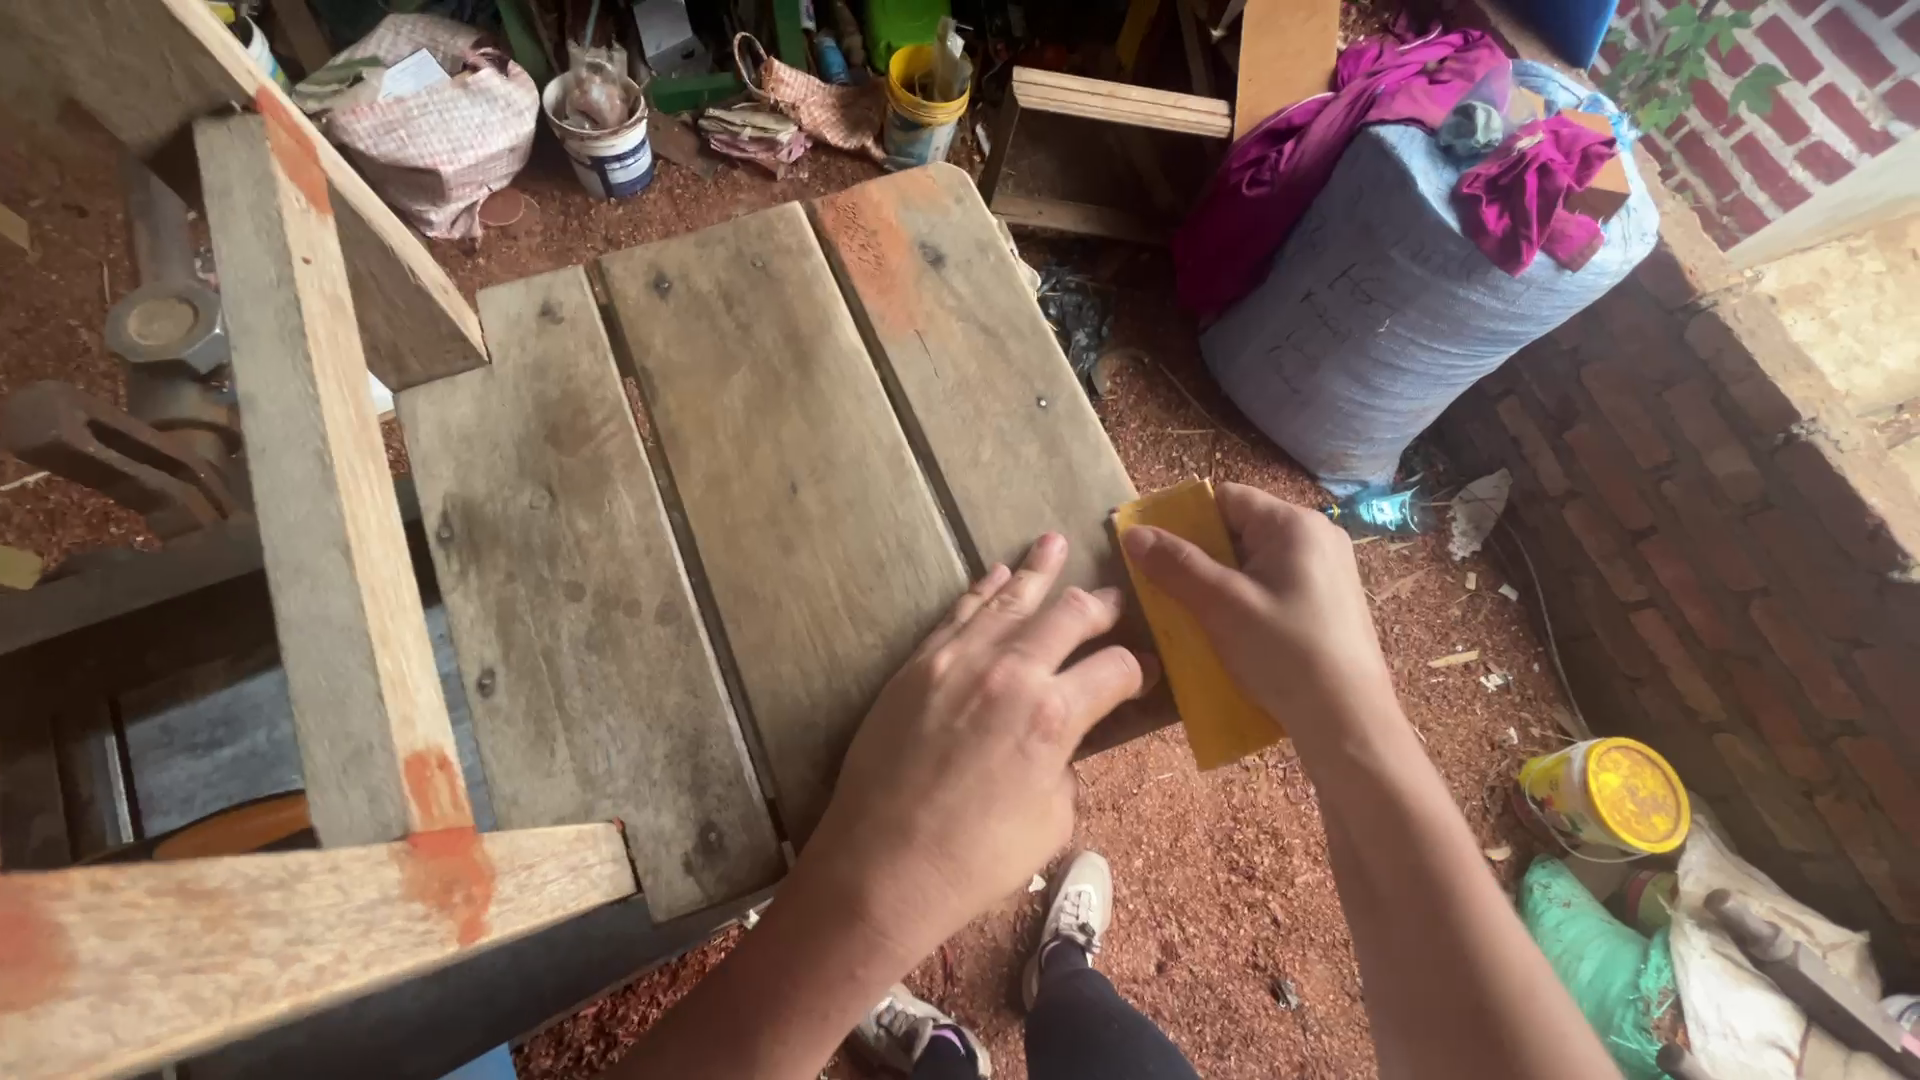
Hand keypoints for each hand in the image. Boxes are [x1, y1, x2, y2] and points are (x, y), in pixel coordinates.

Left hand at [792, 532, 1151, 961]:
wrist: (881, 864)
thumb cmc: (975, 859)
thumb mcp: (1052, 819)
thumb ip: (1066, 762)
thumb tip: (1064, 736)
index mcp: (1053, 715)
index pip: (1114, 668)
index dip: (1138, 667)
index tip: (1145, 670)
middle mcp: (1010, 672)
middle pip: (1069, 615)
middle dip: (1099, 605)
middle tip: (1114, 601)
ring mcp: (958, 659)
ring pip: (1010, 599)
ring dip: (1039, 570)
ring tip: (1055, 541)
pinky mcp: (919, 662)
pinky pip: (959, 612)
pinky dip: (983, 589)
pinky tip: (1000, 571)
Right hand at [1119, 482, 1395, 736]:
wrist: (1348, 721)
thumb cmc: (1283, 652)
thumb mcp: (1220, 605)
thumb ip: (1175, 565)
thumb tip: (1132, 533)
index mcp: (1294, 525)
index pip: (1225, 499)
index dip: (1184, 520)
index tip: (1154, 550)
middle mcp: (1317, 537)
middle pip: (1240, 529)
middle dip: (1200, 555)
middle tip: (1168, 587)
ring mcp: (1329, 571)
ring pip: (1255, 561)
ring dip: (1220, 582)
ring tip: (1194, 612)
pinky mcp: (1330, 604)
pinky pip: (1274, 586)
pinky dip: (1246, 599)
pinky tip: (1232, 631)